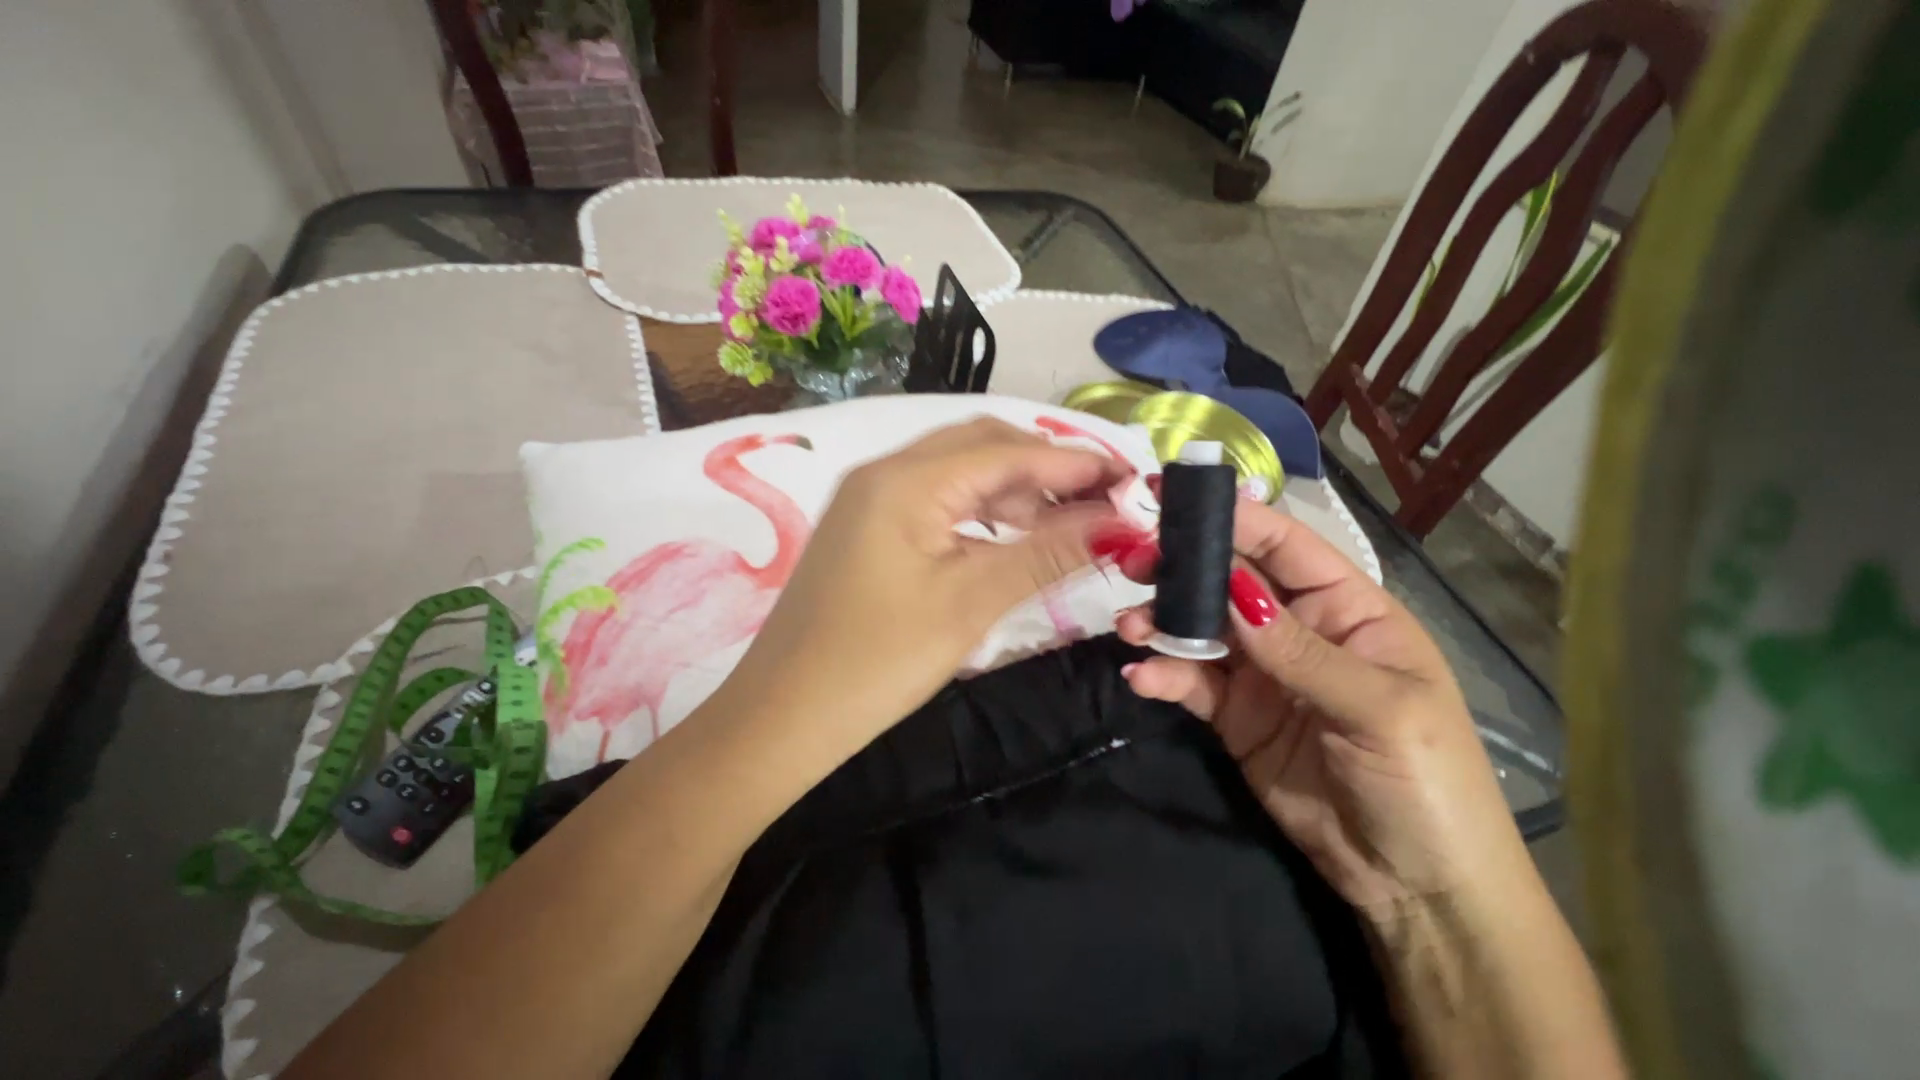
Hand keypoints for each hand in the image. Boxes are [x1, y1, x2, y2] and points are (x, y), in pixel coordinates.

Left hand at [722, 417, 1126, 751]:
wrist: (783, 716)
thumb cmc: (877, 662)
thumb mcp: (971, 602)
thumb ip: (1047, 553)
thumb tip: (1122, 524)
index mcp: (905, 479)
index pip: (1008, 450)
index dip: (1077, 461)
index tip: (1134, 483)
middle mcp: (884, 471)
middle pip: (983, 447)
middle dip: (1049, 468)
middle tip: (1107, 504)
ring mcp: (870, 498)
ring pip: (959, 472)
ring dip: (1017, 489)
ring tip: (1071, 524)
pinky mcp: (867, 528)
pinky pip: (936, 499)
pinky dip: (982, 510)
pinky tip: (1014, 536)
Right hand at [1114, 498, 1534, 914]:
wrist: (1415, 883)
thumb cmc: (1426, 780)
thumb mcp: (1379, 709)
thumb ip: (1301, 651)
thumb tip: (1232, 590)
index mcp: (1350, 610)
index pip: (1286, 547)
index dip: (1234, 520)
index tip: (1175, 500)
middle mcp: (1300, 631)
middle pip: (1231, 582)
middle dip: (1183, 568)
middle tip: (1133, 563)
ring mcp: (1264, 676)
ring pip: (1201, 630)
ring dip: (1162, 622)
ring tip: (1130, 629)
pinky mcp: (1235, 719)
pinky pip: (1191, 684)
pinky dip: (1163, 676)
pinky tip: (1143, 679)